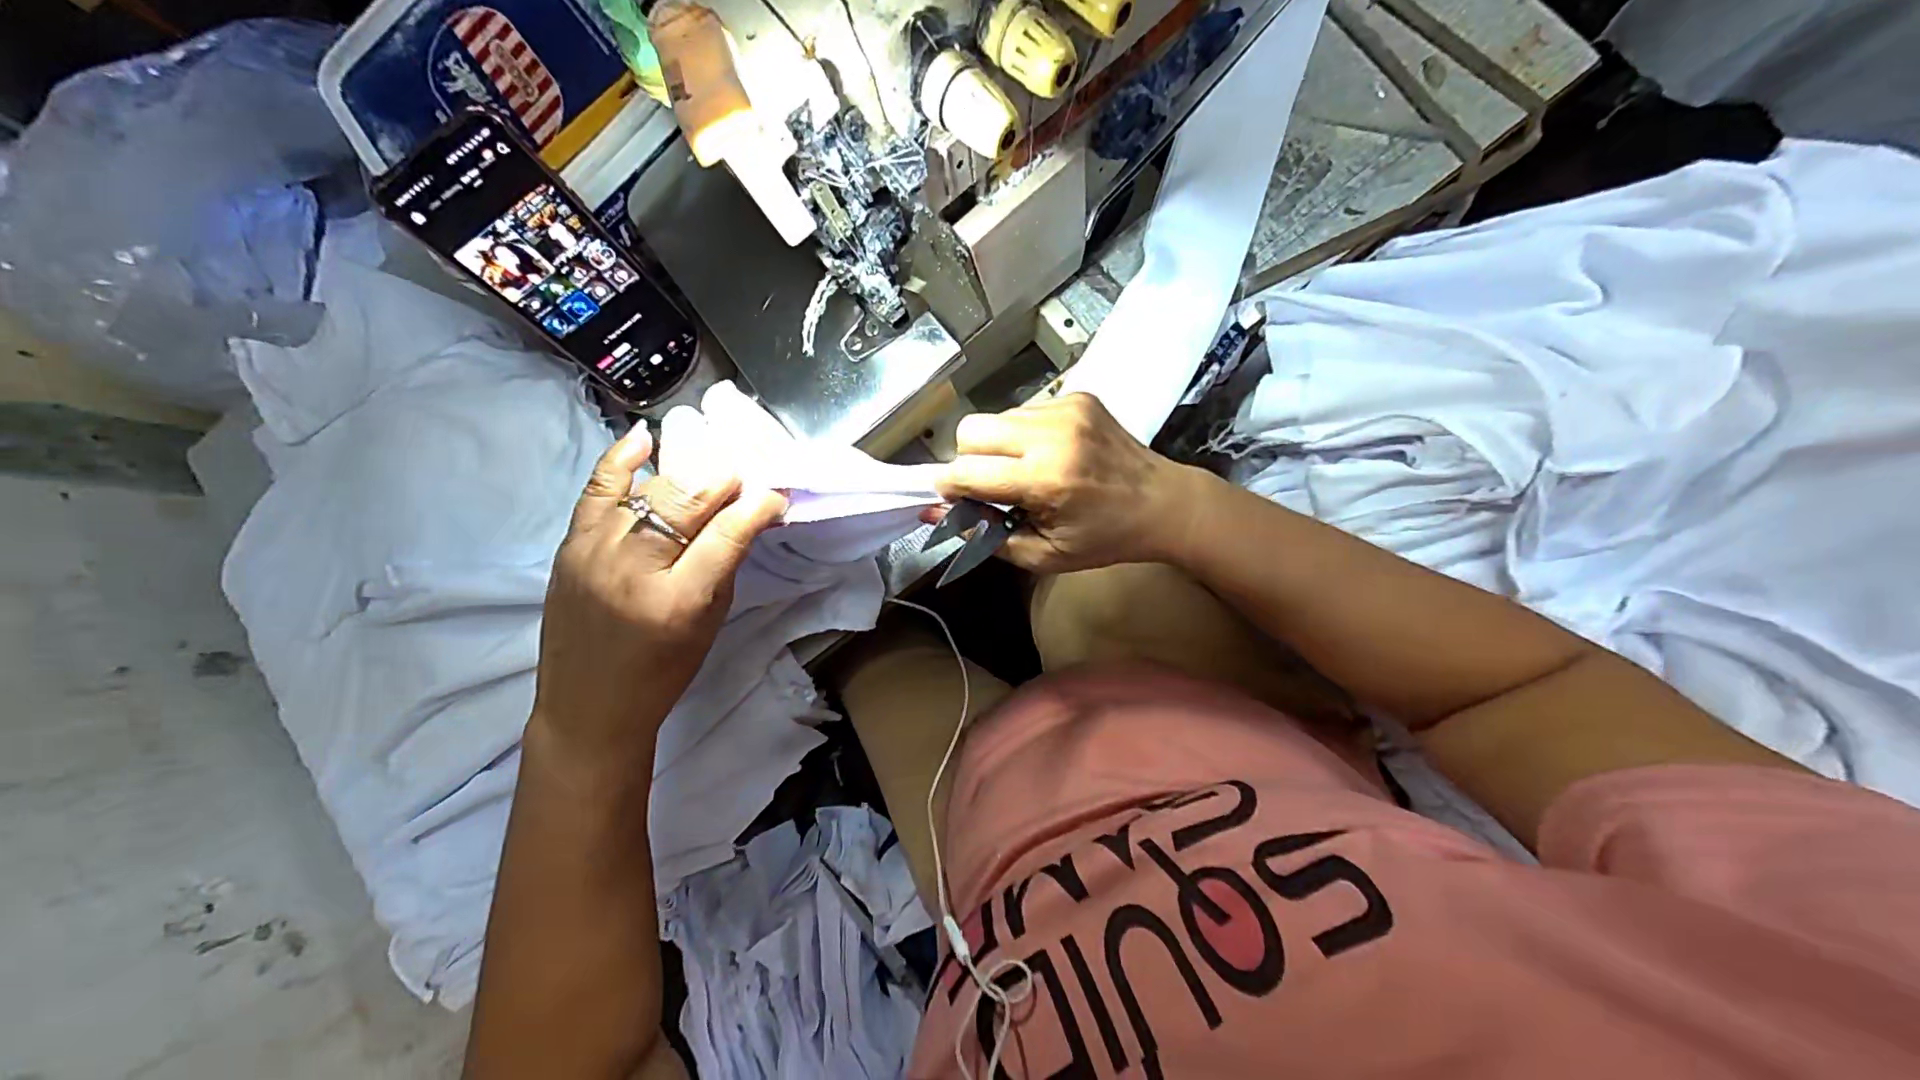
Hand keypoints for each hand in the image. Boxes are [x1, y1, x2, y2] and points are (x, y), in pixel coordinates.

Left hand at [531, 422, 788, 780]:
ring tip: (706, 471)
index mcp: (678, 602)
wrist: (588, 707)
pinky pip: (597, 491)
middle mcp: (633, 570)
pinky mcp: (569, 547)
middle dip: (721, 484)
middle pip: (684, 503)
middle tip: (741, 480)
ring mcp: (594, 554)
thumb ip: (725, 565)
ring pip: (647, 492)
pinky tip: (644, 440)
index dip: (755, 507)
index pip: (726, 535)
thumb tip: (744, 518)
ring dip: (684, 477)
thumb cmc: (662, 673)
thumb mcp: (709, 624)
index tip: (774, 495)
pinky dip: (621, 462)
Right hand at [930, 393, 1204, 573]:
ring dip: (997, 445)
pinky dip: (1023, 434)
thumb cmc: (1105, 538)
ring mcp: (1066, 409)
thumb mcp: (1043, 556)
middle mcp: (1052, 434)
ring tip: (1025, 470)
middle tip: (990, 484)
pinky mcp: (1077, 397)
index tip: (954, 498)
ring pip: (995, 417)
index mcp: (1045, 478)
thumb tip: (935, 512)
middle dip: (968, 459)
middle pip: (970, 430)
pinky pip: (1024, 410)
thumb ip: (984, 536)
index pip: (966, 470)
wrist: (1163, 502)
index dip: (951, 487)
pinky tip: (1049, 454)